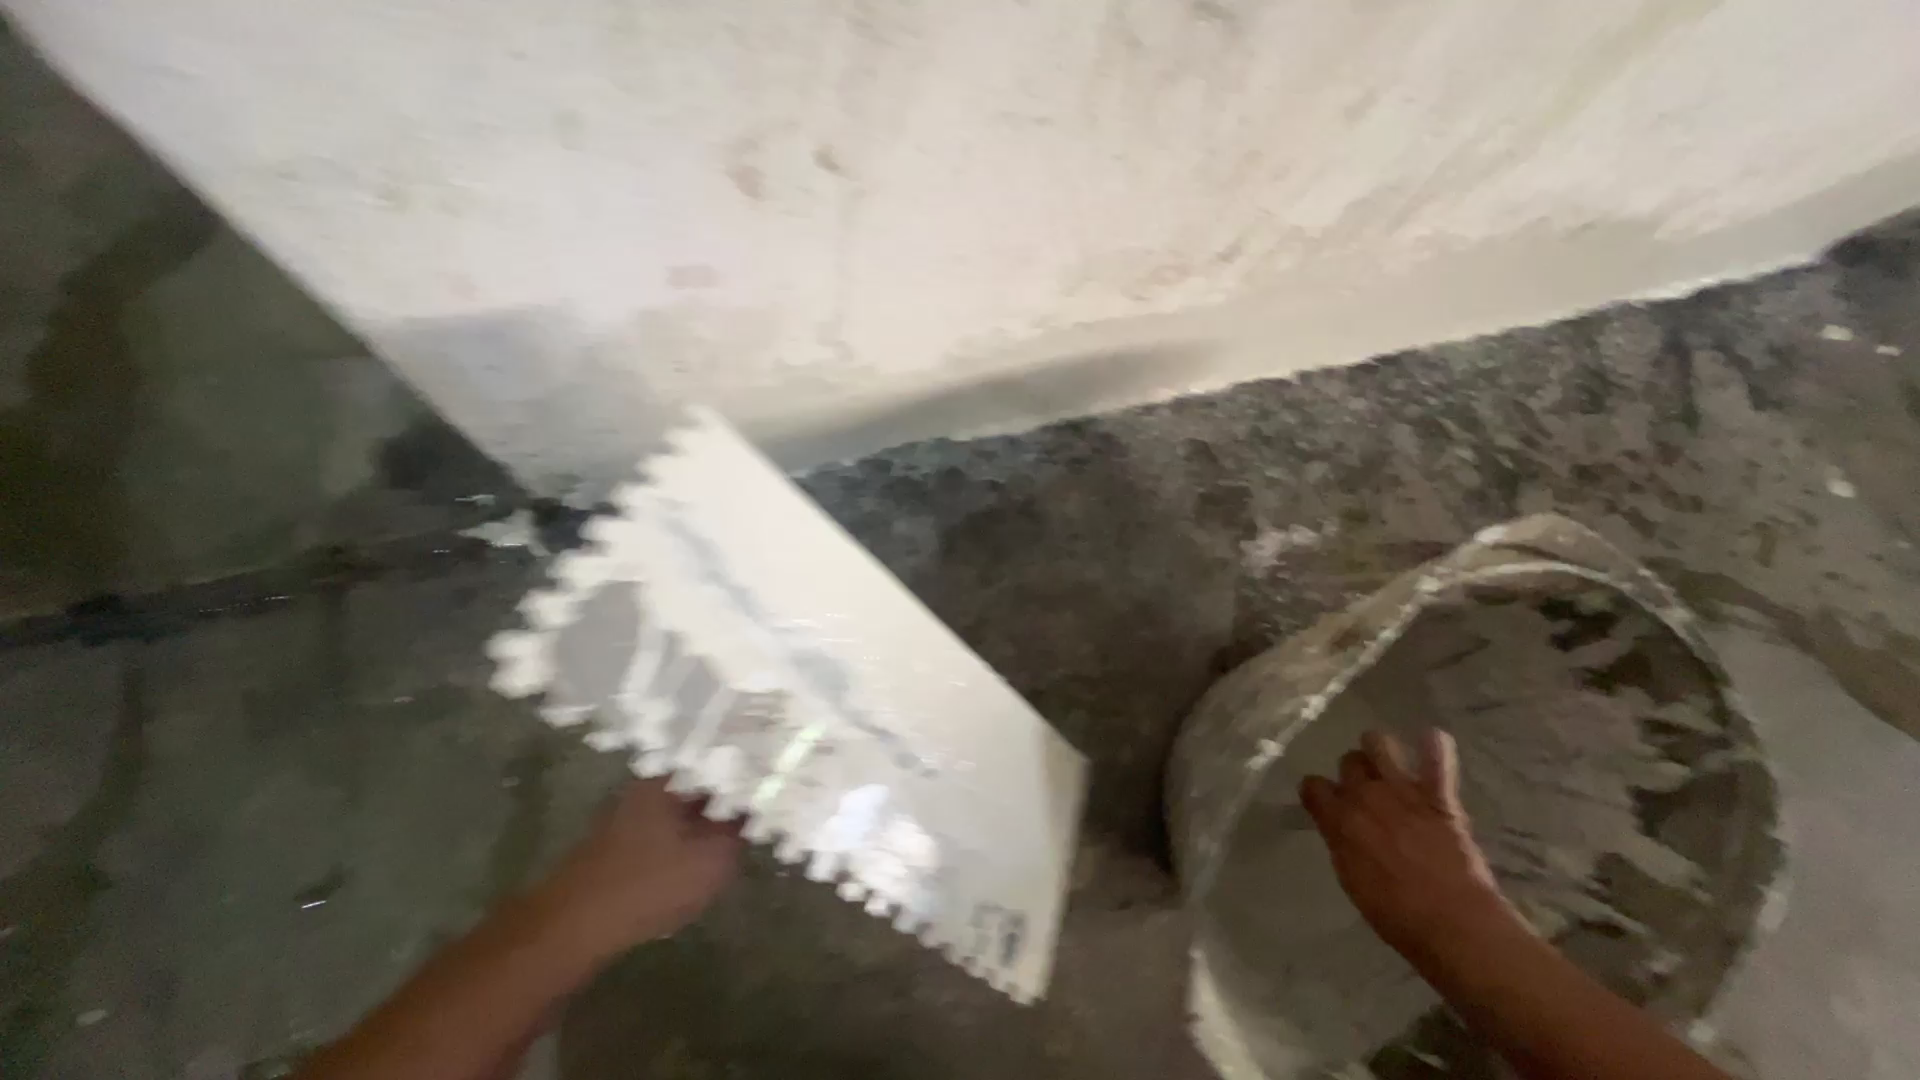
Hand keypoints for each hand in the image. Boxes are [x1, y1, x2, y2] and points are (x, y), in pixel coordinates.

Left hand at [541, 778, 744, 951]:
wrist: (573, 927)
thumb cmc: (649, 885)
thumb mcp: (713, 858)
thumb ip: (741, 828)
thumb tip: (760, 804)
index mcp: (670, 777)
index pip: (722, 759)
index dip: (751, 770)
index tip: (774, 782)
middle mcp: (648, 785)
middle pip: (703, 781)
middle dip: (731, 795)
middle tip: (761, 810)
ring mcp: (630, 813)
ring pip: (684, 806)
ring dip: (710, 818)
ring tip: (738, 833)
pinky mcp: (619, 843)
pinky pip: (667, 828)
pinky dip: (688, 837)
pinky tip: (701, 856)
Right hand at [1299, 730, 1519, 956]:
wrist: (1451, 923)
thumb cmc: (1395, 914)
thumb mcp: (1351, 879)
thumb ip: (1341, 842)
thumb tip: (1339, 827)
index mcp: (1338, 820)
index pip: (1311, 785)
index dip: (1317, 792)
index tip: (1325, 803)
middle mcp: (1365, 796)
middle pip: (1348, 761)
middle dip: (1354, 773)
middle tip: (1366, 794)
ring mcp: (1402, 791)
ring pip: (1378, 742)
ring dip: (1381, 750)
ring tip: (1390, 766)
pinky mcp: (1439, 797)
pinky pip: (1437, 756)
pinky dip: (1434, 745)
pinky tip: (1431, 744)